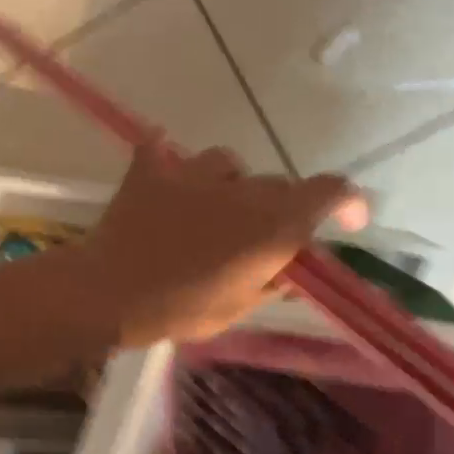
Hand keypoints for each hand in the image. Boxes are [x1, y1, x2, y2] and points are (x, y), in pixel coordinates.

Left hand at [86, 141, 369, 345]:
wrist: (110, 291)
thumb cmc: (183, 308)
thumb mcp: (246, 304)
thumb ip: (276, 277)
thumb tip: (290, 263)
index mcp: (273, 223)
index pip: (329, 189)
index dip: (344, 202)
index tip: (340, 222)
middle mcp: (237, 191)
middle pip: (273, 182)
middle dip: (275, 204)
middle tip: (254, 232)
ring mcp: (186, 175)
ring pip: (222, 161)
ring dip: (225, 179)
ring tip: (208, 204)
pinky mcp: (144, 173)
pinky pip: (156, 146)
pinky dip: (162, 151)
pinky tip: (162, 165)